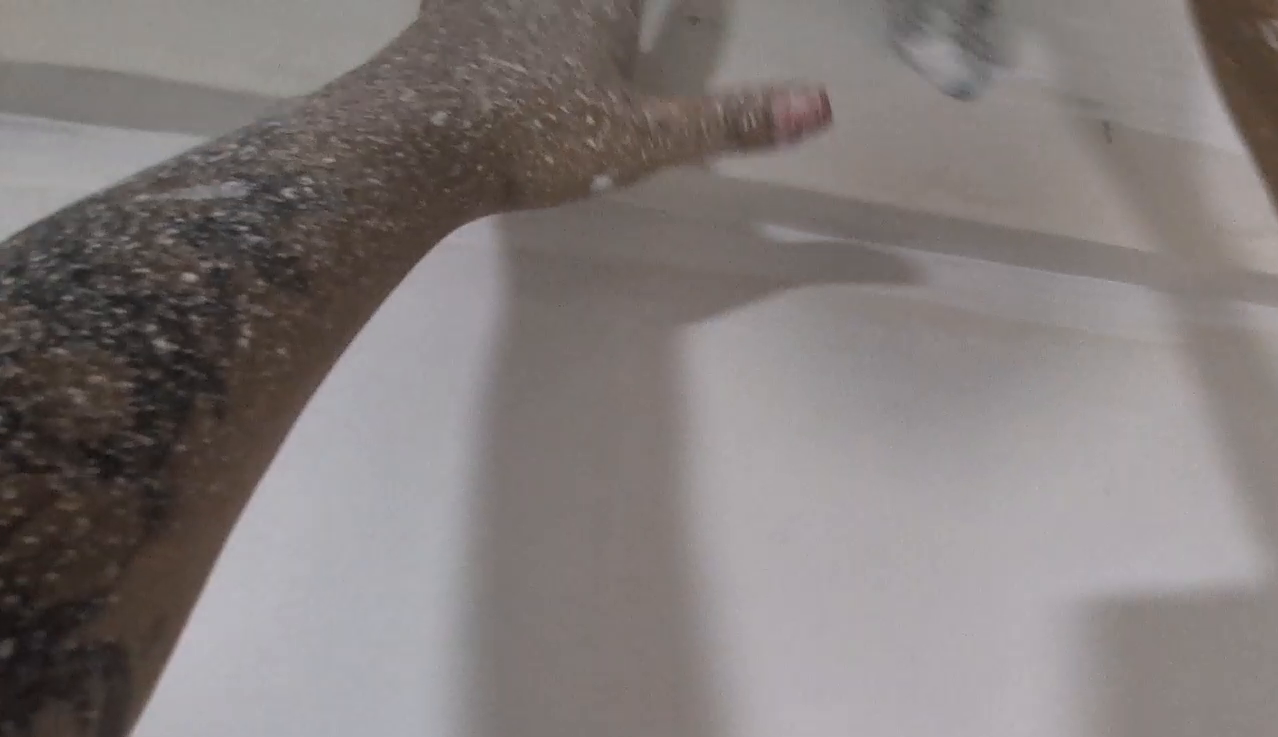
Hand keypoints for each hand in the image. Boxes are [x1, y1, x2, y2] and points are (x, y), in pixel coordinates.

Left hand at [373, 0, 830, 210]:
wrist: (421, 145)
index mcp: (600, 3)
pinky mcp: (450, 12)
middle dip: (621, 1)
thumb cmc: (541, 139)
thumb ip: (731, 121)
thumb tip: (821, 104)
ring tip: (600, 14)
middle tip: (631, 10)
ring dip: (571, 8)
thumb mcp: (649, 140)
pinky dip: (486, 4)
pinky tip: (490, 12)